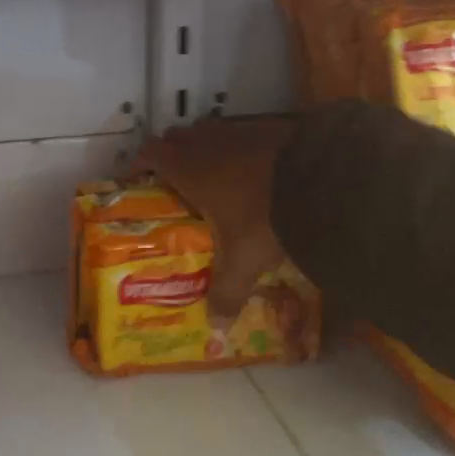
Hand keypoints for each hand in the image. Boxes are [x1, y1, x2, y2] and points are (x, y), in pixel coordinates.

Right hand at [136, 115, 294, 324]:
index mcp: (189, 170)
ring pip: (207, 130)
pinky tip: (253, 167)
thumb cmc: (264, 218)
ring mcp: (236, 131)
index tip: (139, 175)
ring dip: (205, 145)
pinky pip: (241, 131)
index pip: (151, 153)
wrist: (316, 183)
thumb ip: (226, 292)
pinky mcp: (266, 126)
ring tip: (214, 171)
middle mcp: (206, 144)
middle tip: (177, 178)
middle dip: (173, 152)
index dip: (142, 161)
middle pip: (176, 137)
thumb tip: (216, 329)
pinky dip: (239, 145)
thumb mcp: (243, 261)